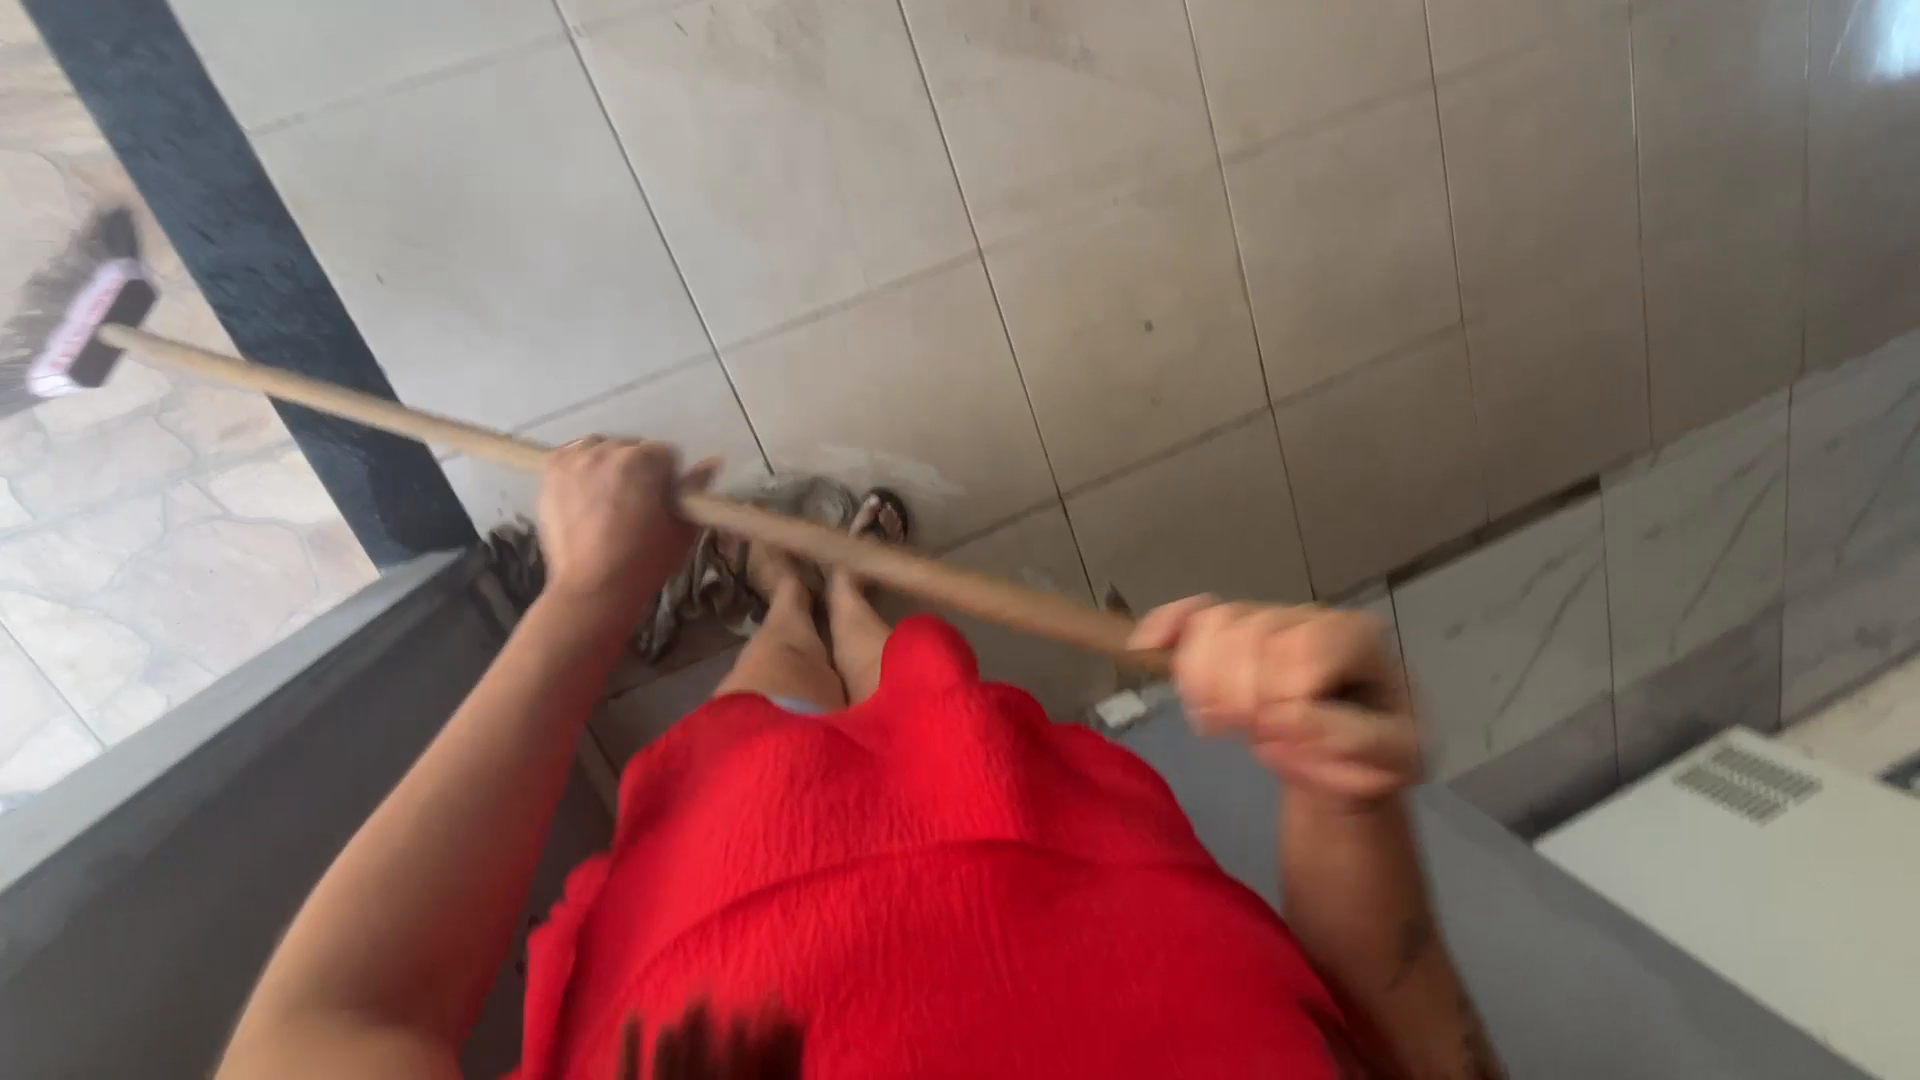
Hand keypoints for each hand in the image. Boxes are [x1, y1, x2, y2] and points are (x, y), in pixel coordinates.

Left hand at [537, 437, 718, 612]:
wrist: (594, 587)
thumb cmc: (646, 560)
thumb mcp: (683, 527)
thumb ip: (696, 488)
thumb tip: (714, 461)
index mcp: (642, 460)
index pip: (665, 453)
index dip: (669, 477)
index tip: (664, 500)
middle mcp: (606, 451)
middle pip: (631, 447)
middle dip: (639, 468)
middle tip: (637, 501)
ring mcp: (574, 462)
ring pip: (599, 448)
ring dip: (608, 464)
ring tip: (610, 495)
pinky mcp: (551, 475)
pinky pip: (569, 454)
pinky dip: (579, 465)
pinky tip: (586, 489)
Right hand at [1129, 597, 1421, 809]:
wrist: (1343, 753)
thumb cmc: (1371, 756)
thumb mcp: (1392, 762)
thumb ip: (1355, 738)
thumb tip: (1289, 715)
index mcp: (1356, 637)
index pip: (1301, 646)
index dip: (1280, 693)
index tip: (1279, 733)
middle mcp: (1310, 615)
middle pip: (1251, 631)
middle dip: (1238, 690)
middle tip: (1245, 731)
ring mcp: (1267, 618)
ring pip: (1216, 624)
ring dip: (1203, 677)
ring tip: (1215, 720)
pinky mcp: (1233, 629)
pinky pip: (1194, 613)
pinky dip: (1168, 625)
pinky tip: (1147, 643)